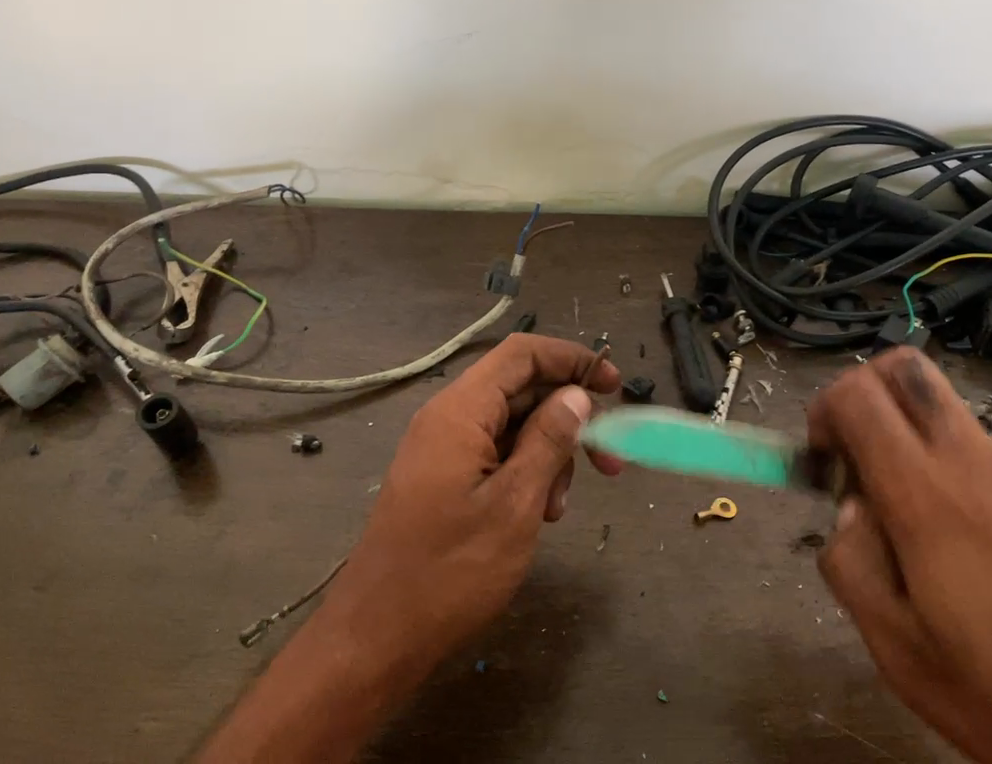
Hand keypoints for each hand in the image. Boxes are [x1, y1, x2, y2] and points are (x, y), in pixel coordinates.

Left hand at [201, 334, 620, 763]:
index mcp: (460, 412)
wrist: (377, 637)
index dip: (572, 359)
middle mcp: (448, 419)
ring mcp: (442, 450)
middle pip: (520, 390)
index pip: (522, 355)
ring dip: (549, 454)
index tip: (614, 386)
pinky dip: (525, 473)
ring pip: (511, 426)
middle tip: (610, 461)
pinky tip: (538, 515)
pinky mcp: (442, 479)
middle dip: (569, 418)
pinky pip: (494, 455)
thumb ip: (548, 441)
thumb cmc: (451, 570)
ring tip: (558, 507)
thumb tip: (575, 394)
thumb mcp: (515, 503)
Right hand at [811, 348, 991, 763]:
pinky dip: (975, 486)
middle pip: (906, 369)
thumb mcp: (904, 656)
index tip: (826, 463)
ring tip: (948, 553)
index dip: (824, 410)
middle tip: (867, 465)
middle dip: (868, 395)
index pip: (858, 394)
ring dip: (925, 458)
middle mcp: (980, 460)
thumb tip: (850, 512)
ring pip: (952, 424)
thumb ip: (853, 568)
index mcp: (929, 498)